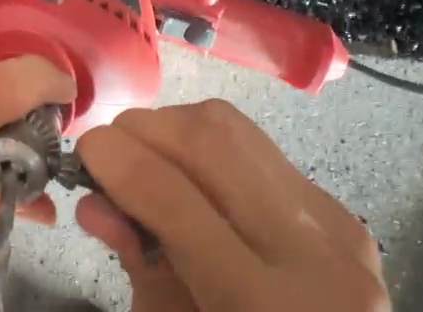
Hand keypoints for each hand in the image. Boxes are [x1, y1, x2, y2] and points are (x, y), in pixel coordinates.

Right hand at [74, 100, 389, 311]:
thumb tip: (92, 201)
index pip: (170, 195)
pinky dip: (207, 151)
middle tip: (108, 155)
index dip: (111, 158)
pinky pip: (258, 149)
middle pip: (207, 139)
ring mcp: (336, 230)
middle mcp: (316, 258)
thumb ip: (135, 261)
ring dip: (171, 130)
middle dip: (139, 130)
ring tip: (148, 163)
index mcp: (267, 306)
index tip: (80, 154)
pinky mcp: (342, 215)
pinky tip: (197, 185)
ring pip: (233, 128)